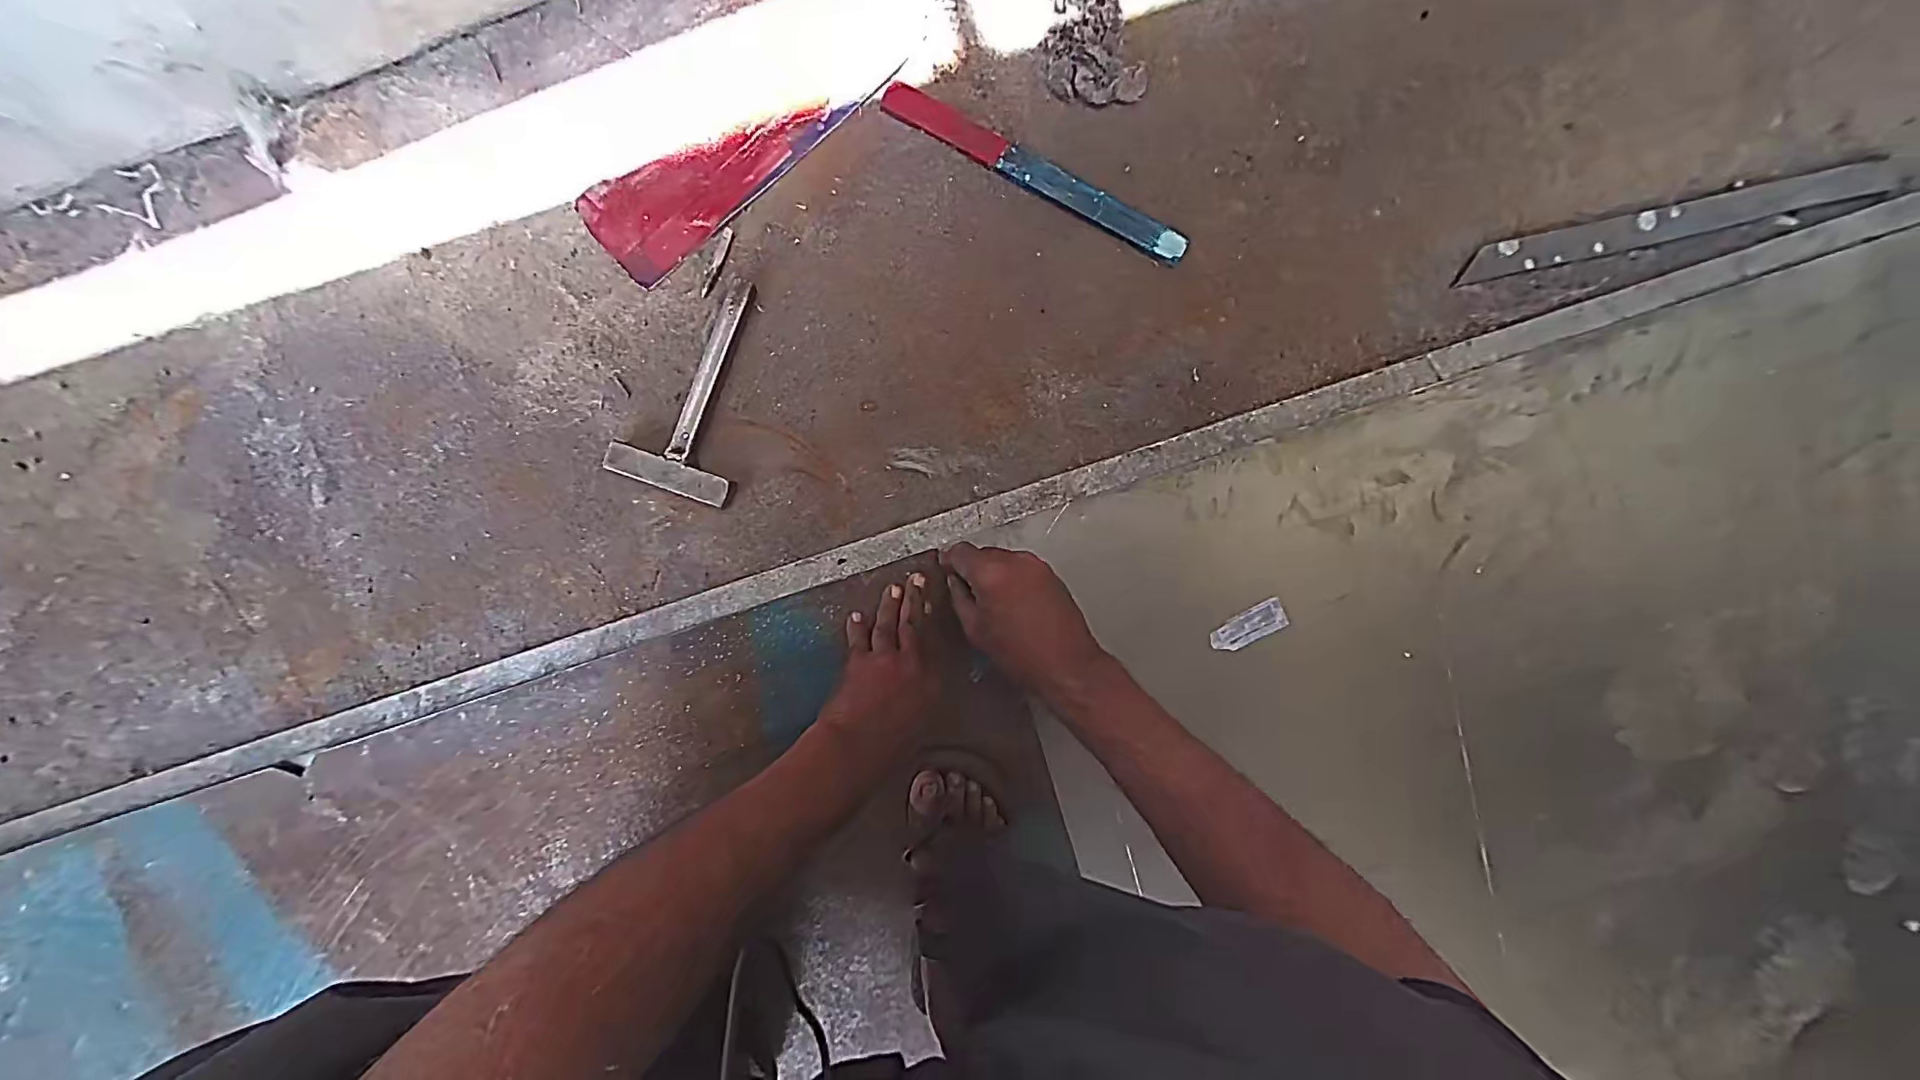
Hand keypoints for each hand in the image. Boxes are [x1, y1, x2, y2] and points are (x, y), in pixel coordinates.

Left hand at [817, 572, 941, 754]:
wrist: (857, 747)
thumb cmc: (891, 748)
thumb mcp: (922, 726)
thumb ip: (925, 704)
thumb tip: (925, 698)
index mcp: (931, 681)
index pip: (934, 640)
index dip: (931, 617)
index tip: (932, 600)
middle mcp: (910, 665)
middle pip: (912, 624)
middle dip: (914, 599)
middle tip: (915, 579)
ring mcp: (883, 661)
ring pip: (887, 625)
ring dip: (889, 605)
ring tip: (892, 589)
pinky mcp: (858, 663)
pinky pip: (859, 639)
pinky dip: (857, 627)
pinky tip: (857, 616)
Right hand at [938, 542, 1111, 697]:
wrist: (1066, 667)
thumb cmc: (1023, 656)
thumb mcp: (975, 630)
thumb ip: (959, 598)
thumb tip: (955, 583)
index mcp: (991, 572)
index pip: (960, 551)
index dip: (949, 562)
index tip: (946, 571)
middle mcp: (1015, 561)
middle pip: (983, 554)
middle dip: (973, 570)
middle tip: (967, 594)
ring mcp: (1036, 566)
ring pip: (1003, 561)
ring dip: (994, 575)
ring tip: (994, 605)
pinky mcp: (1051, 575)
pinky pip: (1022, 570)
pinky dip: (1013, 581)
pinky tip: (1013, 606)